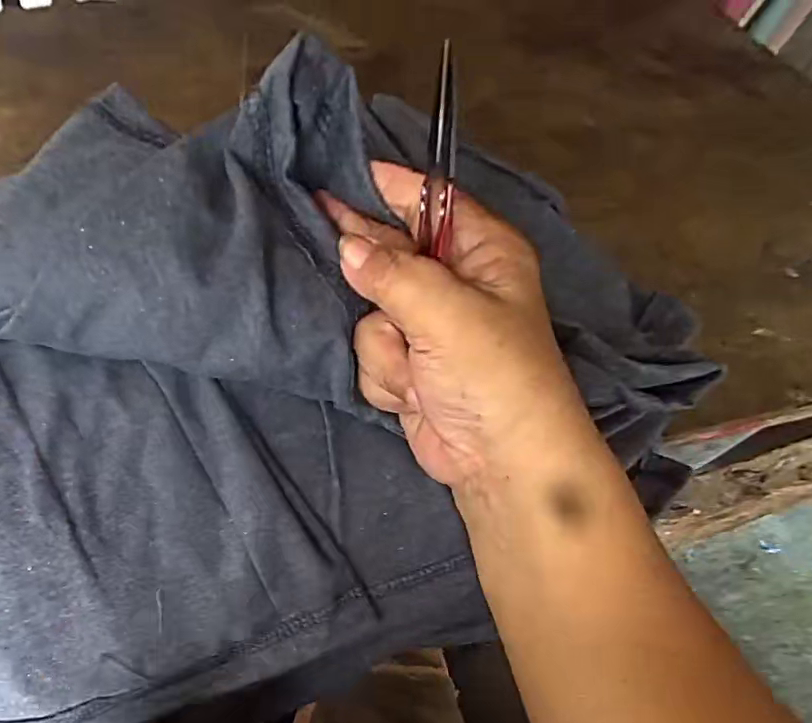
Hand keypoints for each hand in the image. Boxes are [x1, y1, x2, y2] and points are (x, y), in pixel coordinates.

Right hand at [317, 161, 596, 491]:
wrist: (494, 458)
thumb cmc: (493, 376)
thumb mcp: (447, 315)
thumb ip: (393, 275)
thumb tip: (345, 246)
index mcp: (481, 254)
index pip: (431, 204)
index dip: (390, 187)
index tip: (342, 174)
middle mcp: (450, 286)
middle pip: (389, 257)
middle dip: (369, 269)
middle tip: (317, 222)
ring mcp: (423, 330)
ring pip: (369, 317)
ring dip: (385, 350)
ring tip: (416, 371)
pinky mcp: (404, 368)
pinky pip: (368, 356)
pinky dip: (384, 378)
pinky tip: (412, 394)